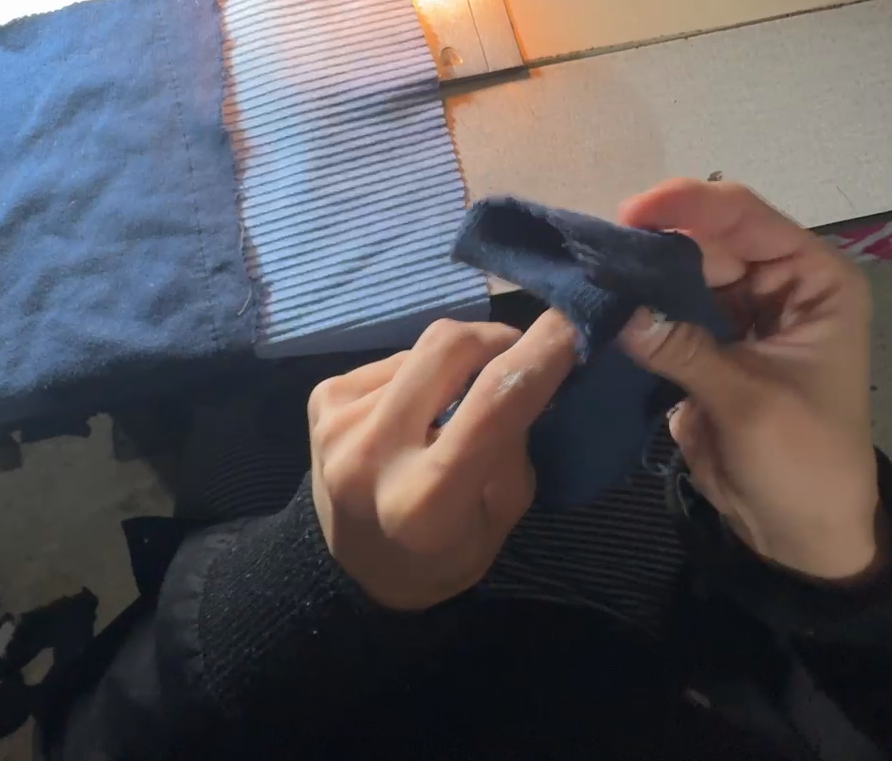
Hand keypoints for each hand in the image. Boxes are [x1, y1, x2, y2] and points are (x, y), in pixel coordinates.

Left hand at [307, 314, 577, 609]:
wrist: (349, 568)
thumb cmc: (441, 553)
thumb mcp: (499, 520)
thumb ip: (515, 444)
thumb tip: (527, 366)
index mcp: (426, 500)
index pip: (492, 404)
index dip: (539, 354)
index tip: (571, 323)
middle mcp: (373, 452)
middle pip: (448, 346)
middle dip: (496, 337)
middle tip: (517, 353)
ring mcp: (338, 420)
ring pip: (419, 349)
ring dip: (453, 364)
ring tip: (450, 403)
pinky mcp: (320, 398)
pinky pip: (391, 361)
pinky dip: (417, 375)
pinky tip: (412, 411)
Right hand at [617, 179, 881, 582]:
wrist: (796, 529)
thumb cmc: (802, 462)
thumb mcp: (751, 404)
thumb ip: (686, 351)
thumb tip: (620, 311)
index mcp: (813, 281)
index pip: (748, 221)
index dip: (690, 206)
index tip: (632, 213)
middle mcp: (774, 281)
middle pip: (704, 238)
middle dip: (652, 239)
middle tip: (595, 248)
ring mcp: (733, 308)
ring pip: (676, 267)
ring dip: (636, 269)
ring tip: (587, 268)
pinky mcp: (700, 336)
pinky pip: (660, 304)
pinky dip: (632, 301)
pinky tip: (597, 297)